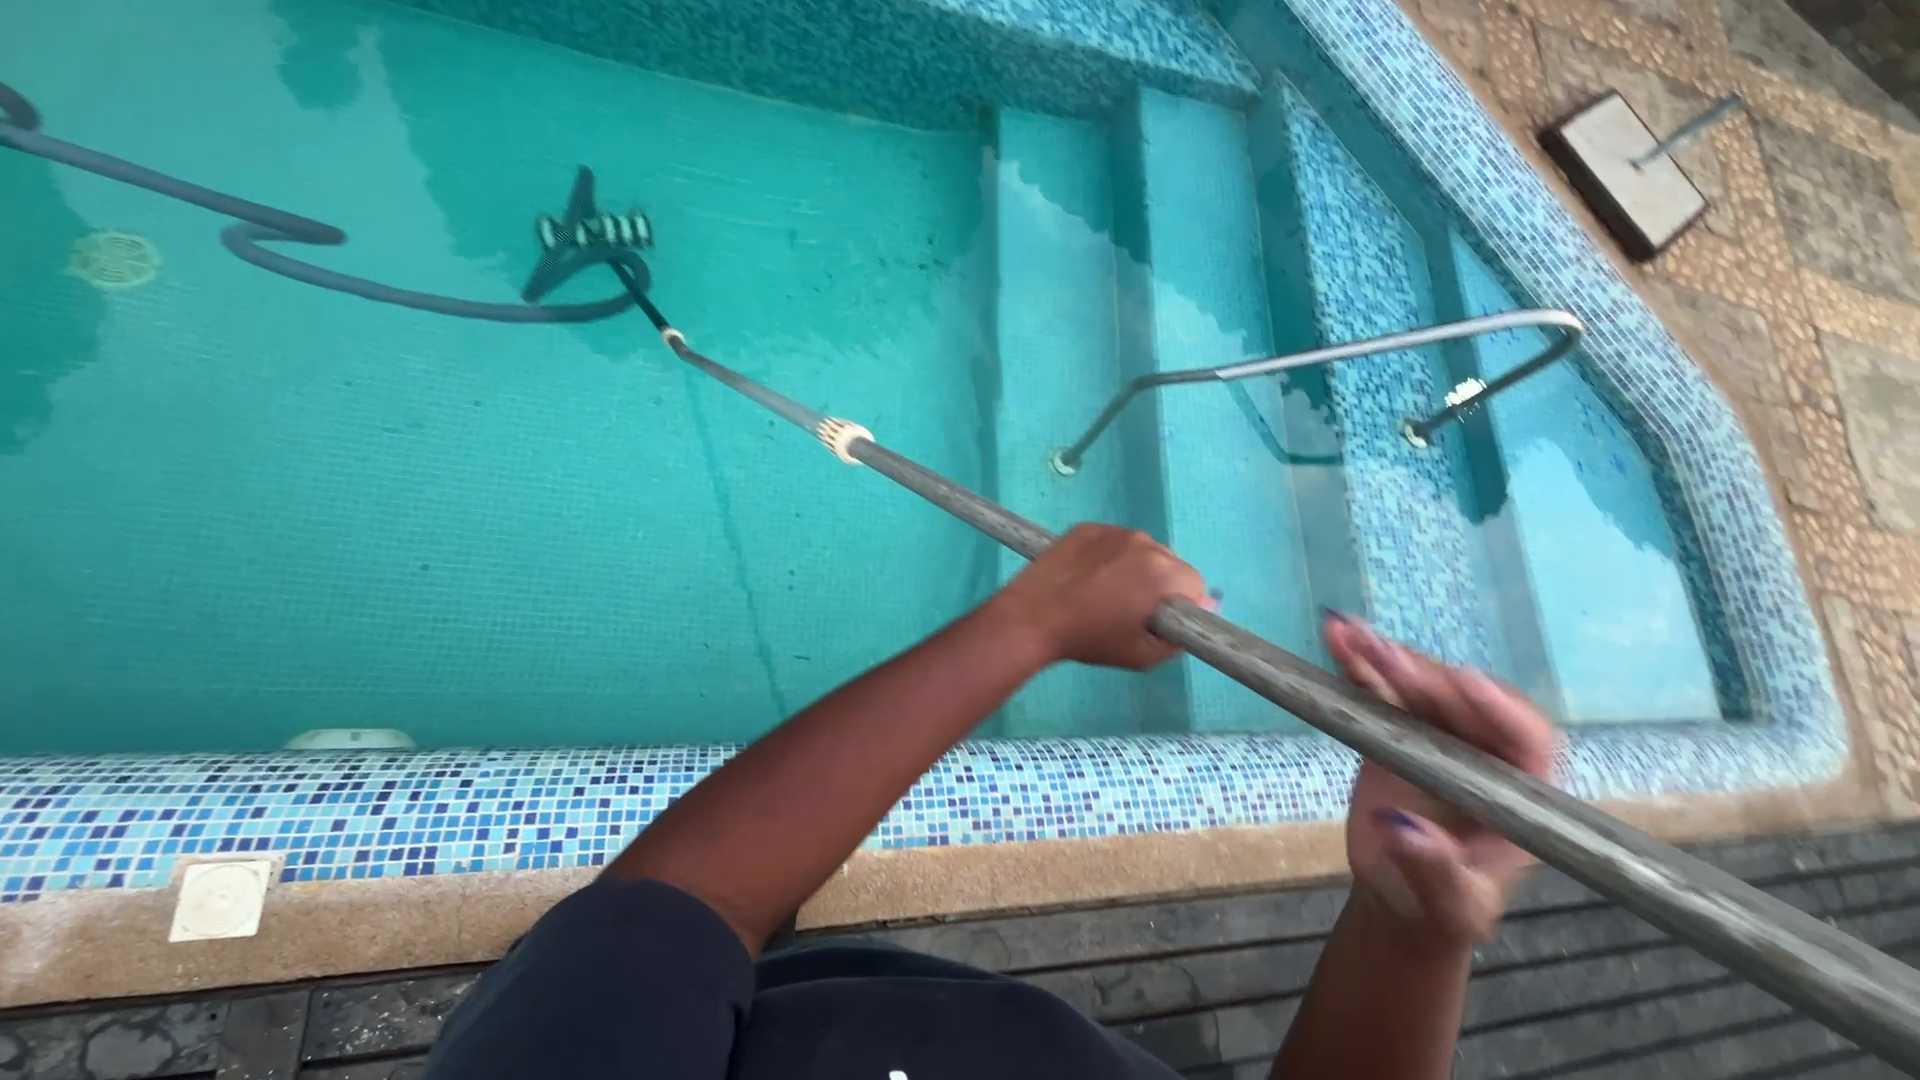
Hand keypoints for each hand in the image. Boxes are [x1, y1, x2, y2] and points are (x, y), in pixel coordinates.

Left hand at [992, 524, 1207, 669]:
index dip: (1180, 605)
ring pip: (1143, 550)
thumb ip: (1180, 637)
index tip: (1156, 618)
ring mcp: (1115, 531)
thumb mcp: (1143, 656)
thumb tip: (1202, 607)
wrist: (1032, 618)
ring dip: (1137, 567)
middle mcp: (1145, 544)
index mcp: (1163, 574)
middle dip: (1160, 584)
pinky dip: (1111, 555)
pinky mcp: (1089, 527)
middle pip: (1171, 563)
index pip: (1195, 585)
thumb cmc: (1090, 640)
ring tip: (1106, 591)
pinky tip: (1089, 575)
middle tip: (1129, 607)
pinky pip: (1115, 541)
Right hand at [1325, 612, 1556, 945]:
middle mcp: (1483, 753)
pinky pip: (1380, 692)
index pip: (1526, 740)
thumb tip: (1404, 831)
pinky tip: (1336, 641)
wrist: (1402, 897)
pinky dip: (1357, 667)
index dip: (1500, 709)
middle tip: (1382, 658)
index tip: (1466, 684)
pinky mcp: (1395, 730)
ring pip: (1418, 686)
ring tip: (1346, 635)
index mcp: (1517, 792)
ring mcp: (1437, 737)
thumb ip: (1435, 871)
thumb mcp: (1448, 904)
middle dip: (1423, 676)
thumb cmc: (1440, 907)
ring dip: (1384, 657)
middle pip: (1461, 701)